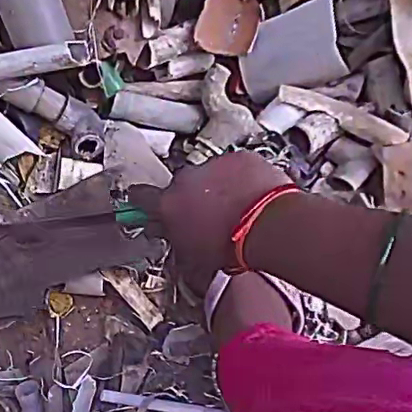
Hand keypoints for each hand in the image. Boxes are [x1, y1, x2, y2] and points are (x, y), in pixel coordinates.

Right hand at [127, 152, 293, 289]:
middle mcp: (185, 180)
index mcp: (168, 204)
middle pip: (180, 185)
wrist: (270, 226)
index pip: (141, 196)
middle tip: (204, 215)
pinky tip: (250, 196)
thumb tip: (170, 232)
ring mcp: (213, 165)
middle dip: (189, 197)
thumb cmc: (231, 247)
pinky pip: (234, 167)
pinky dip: (240, 178)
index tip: (144, 203)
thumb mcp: (192, 254)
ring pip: (209, 174)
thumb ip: (175, 237)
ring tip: (234, 208)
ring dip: (216, 187)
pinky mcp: (239, 157)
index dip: (142, 201)